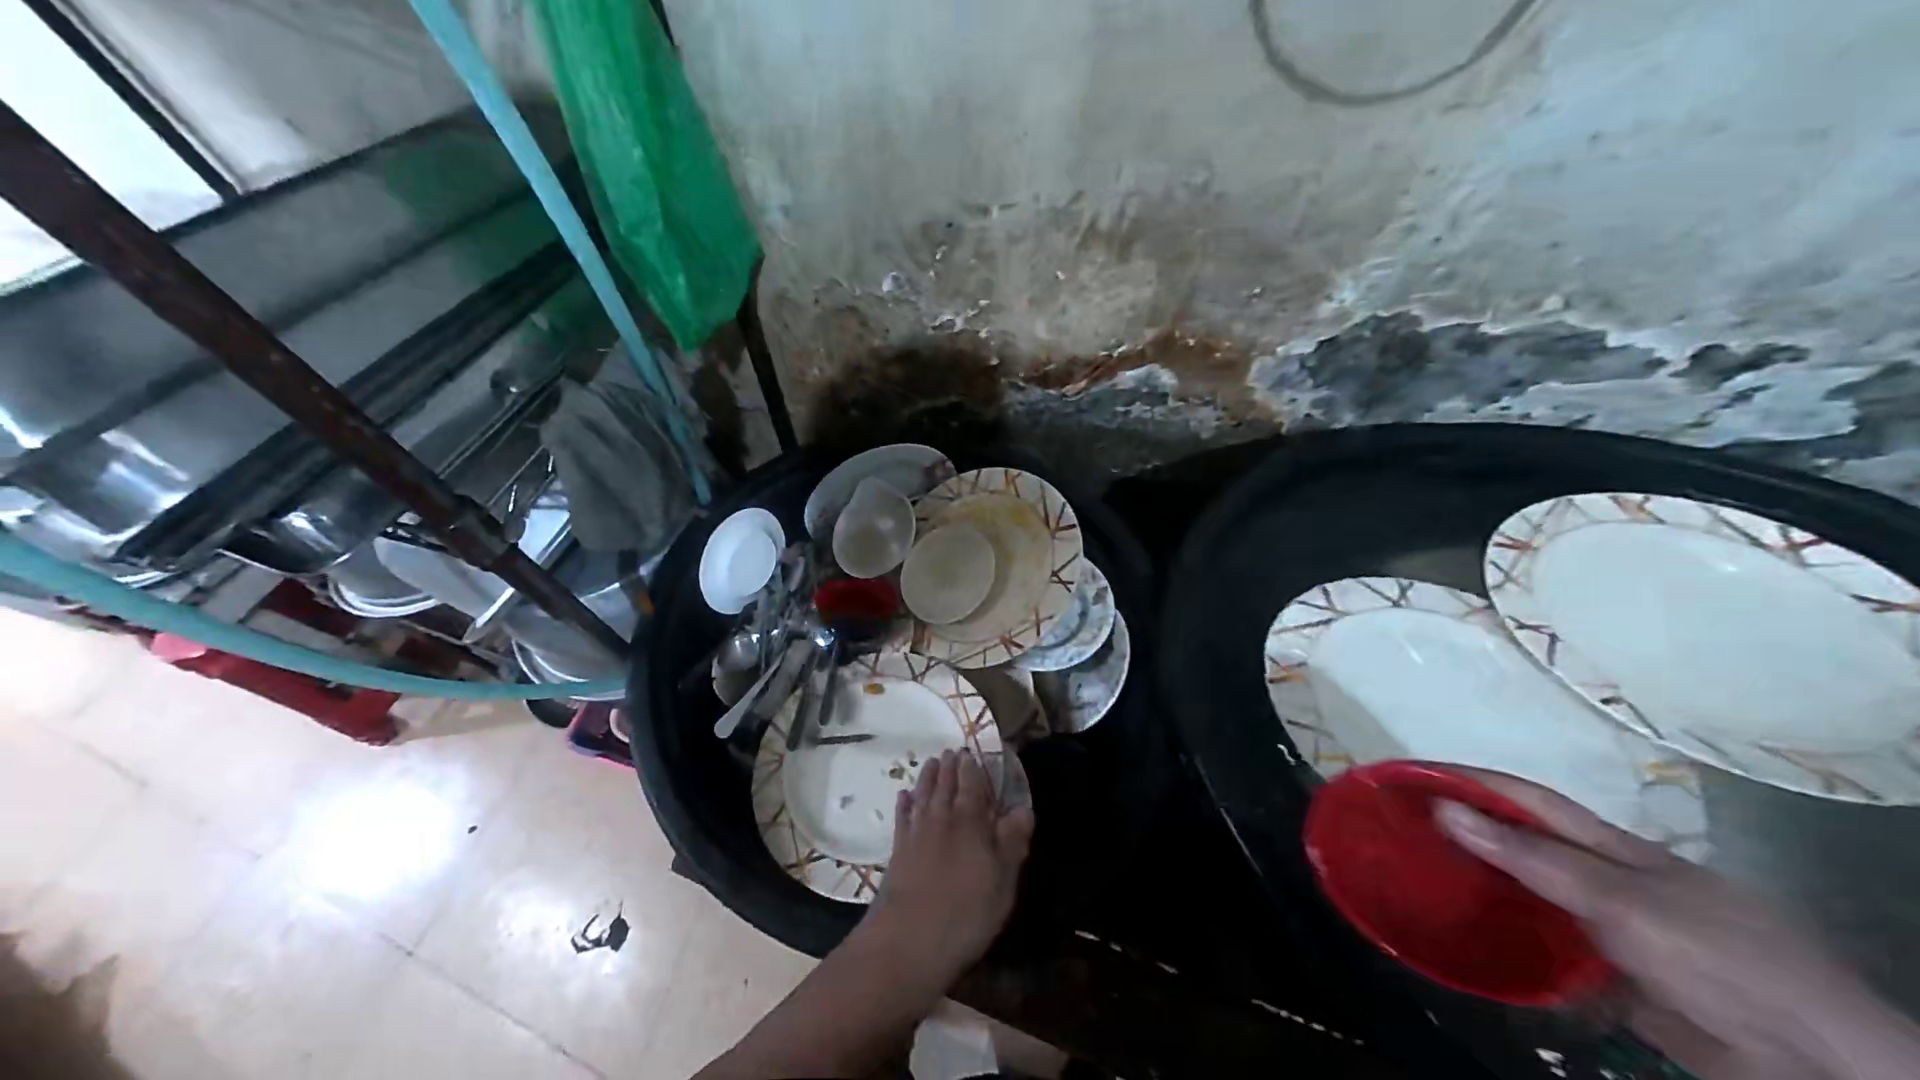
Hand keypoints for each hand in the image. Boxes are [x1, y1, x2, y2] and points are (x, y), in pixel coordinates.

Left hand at [861, 750, 1034, 985]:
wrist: (909, 940)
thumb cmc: (967, 913)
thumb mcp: (1003, 882)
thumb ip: (1012, 842)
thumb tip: (1023, 808)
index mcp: (970, 822)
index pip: (972, 786)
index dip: (973, 768)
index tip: (972, 752)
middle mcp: (941, 819)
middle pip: (945, 785)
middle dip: (950, 767)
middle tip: (952, 751)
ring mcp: (916, 834)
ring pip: (923, 795)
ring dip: (928, 777)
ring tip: (931, 762)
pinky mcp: (897, 851)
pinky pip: (902, 817)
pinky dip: (904, 804)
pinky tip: (904, 796)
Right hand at [1434, 767, 1919, 1079]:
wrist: (1807, 1058)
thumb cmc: (1715, 954)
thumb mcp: (1619, 899)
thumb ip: (1532, 858)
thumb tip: (1444, 807)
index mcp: (1609, 846)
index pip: (1524, 797)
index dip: (1468, 778)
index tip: (1410, 772)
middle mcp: (1600, 877)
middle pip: (1517, 843)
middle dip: (1459, 828)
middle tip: (1397, 825)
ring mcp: (1602, 925)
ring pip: (1521, 894)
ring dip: (1472, 881)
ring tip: (1413, 872)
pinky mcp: (1603, 973)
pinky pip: (1537, 945)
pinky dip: (1497, 934)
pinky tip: (1461, 932)